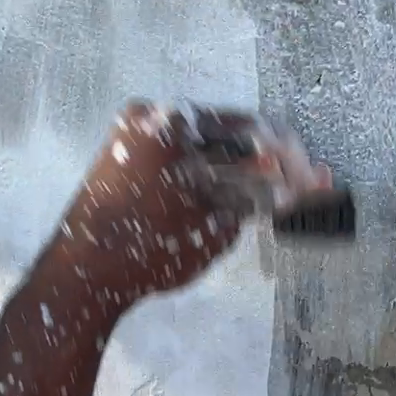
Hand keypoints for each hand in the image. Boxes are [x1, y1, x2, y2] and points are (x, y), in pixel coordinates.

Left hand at [49, 103, 327, 306]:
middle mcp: (151, 117)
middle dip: (272, 164)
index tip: (315, 178)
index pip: (249, 128)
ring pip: (207, 150)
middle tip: (306, 187)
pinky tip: (243, 194)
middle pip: (228, 136)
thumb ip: (260, 197)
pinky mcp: (128, 161)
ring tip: (283, 196)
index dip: (289, 156)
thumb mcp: (216, 225)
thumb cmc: (149, 250)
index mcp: (172, 122)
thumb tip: (301, 185)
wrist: (81, 278)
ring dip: (245, 172)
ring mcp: (135, 137)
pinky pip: (182, 161)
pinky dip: (212, 179)